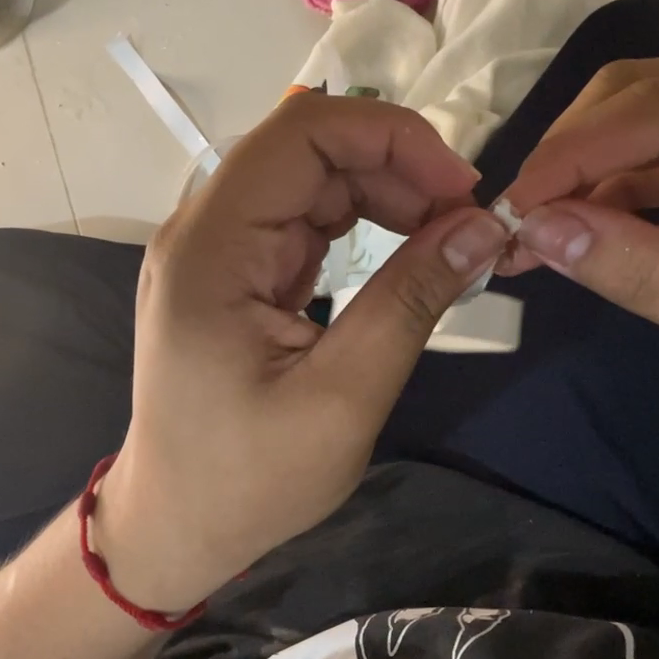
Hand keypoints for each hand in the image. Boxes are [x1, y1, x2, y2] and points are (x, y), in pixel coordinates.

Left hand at [97, 95, 509, 610]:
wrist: (175, 524)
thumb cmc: (249, 479)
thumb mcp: (343, 396)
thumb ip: (411, 300)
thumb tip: (483, 225)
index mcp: (212, 248)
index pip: (301, 134)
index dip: (391, 137)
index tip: (461, 187)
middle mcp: (203, 229)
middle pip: (305, 149)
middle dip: (395, 165)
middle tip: (465, 219)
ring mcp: (214, 248)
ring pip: (308, 179)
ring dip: (382, 191)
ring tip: (444, 233)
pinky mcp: (232, 271)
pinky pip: (300, 219)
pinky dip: (358, 222)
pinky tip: (402, 245)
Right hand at [495, 55, 658, 424]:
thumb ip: (642, 272)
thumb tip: (535, 228)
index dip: (578, 150)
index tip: (510, 209)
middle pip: (651, 89)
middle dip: (572, 152)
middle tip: (516, 223)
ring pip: (645, 110)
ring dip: (582, 167)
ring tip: (533, 230)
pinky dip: (609, 182)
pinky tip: (576, 225)